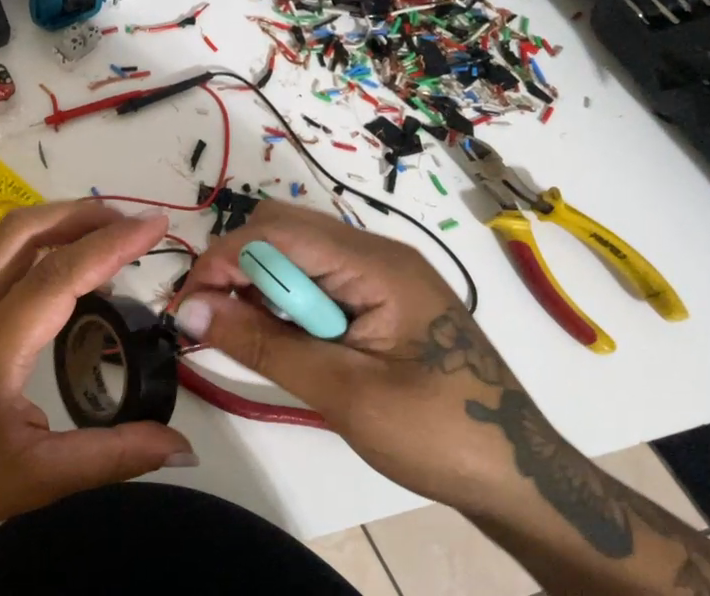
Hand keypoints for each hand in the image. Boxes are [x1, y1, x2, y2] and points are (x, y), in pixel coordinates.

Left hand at [0, 201, 194, 546]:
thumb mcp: (41, 477)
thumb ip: (114, 456)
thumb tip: (184, 445)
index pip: (60, 274)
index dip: (111, 243)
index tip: (155, 224)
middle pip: (22, 230)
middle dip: (78, 213)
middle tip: (130, 220)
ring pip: (0, 241)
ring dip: (52, 227)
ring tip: (101, 240)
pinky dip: (28, 251)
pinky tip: (53, 278)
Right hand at [180, 201, 530, 513]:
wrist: (520, 479)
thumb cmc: (437, 434)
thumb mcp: (342, 392)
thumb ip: (263, 344)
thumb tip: (188, 311)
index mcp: (377, 266)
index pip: (275, 233)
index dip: (222, 262)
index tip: (190, 310)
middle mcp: (377, 254)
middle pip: (280, 229)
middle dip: (235, 267)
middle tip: (215, 320)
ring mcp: (380, 274)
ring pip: (291, 250)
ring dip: (256, 284)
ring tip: (246, 333)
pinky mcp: (378, 297)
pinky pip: (312, 276)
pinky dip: (281, 299)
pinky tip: (281, 337)